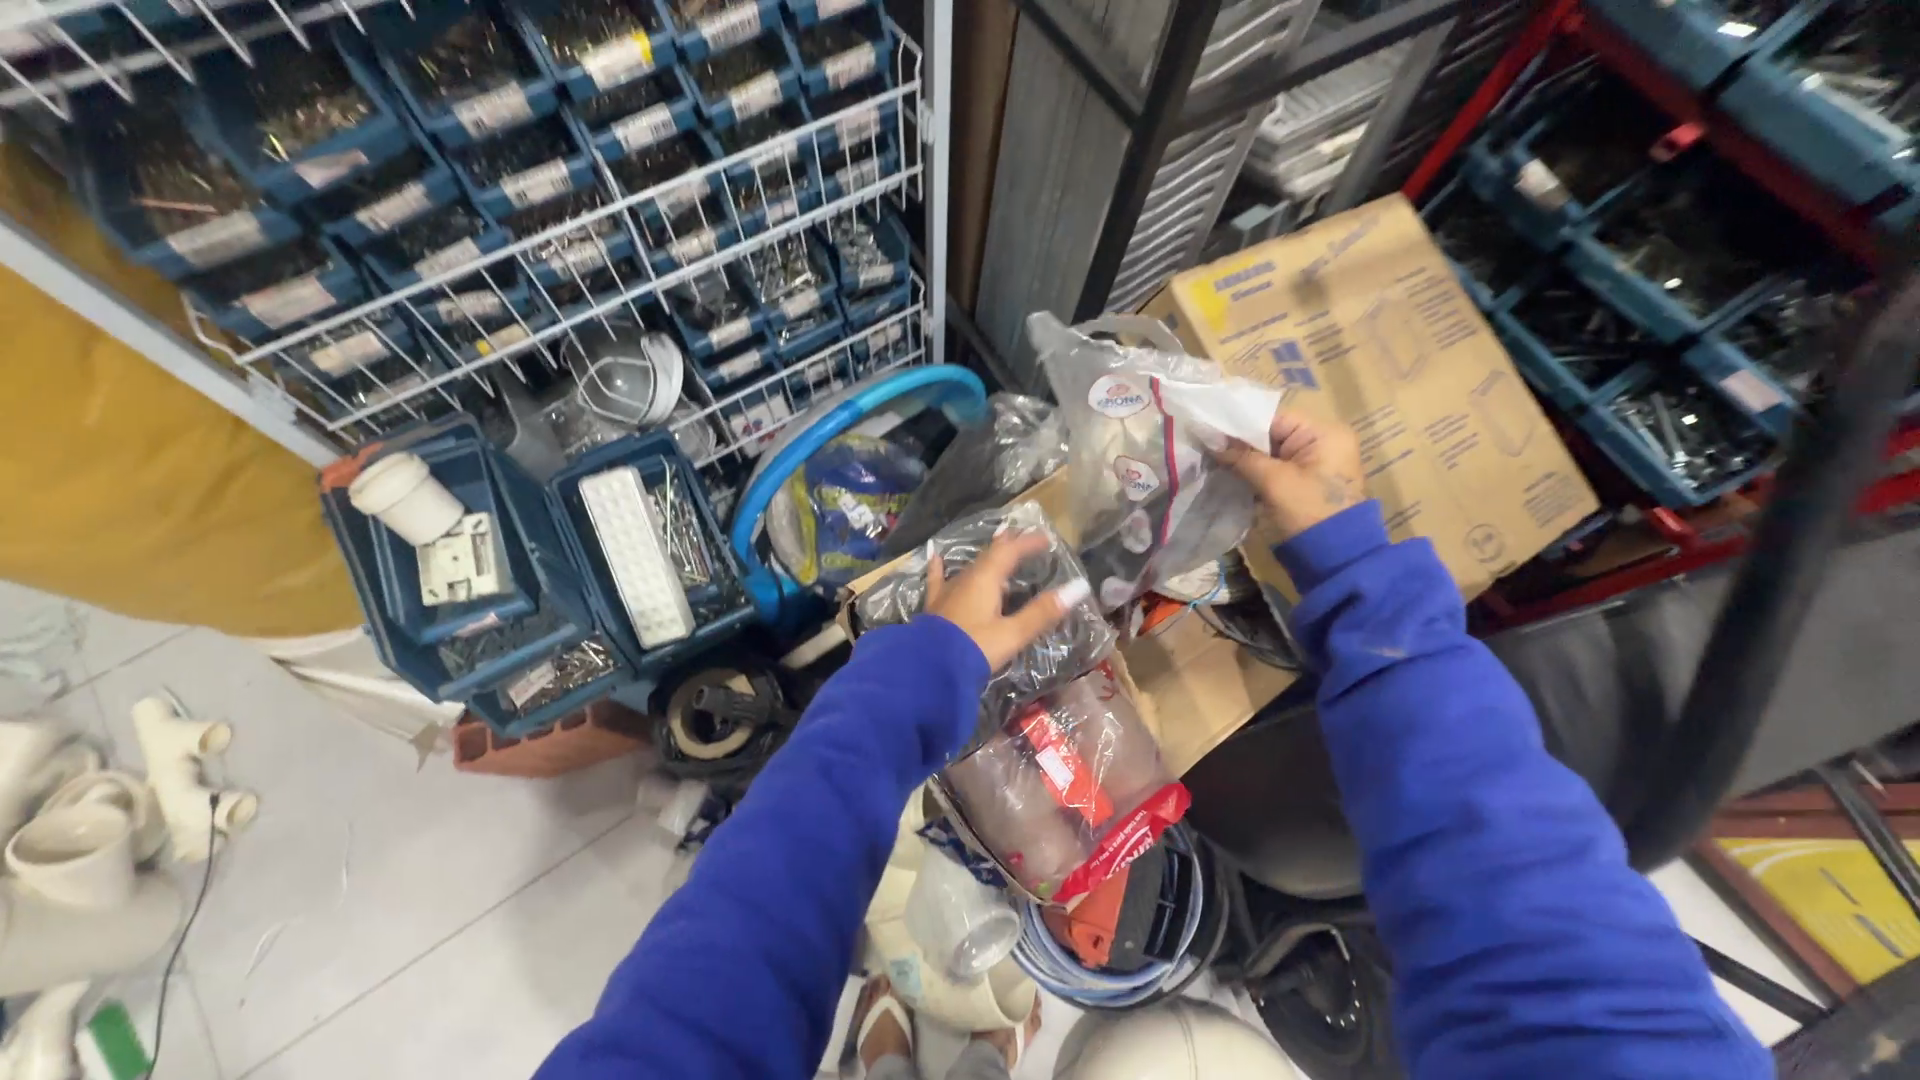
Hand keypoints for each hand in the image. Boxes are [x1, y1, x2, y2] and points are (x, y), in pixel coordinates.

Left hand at [925, 533, 1087, 670]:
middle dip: (1008, 546)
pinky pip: (939, 579)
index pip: (1010, 552)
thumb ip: (1043, 611)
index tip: (1045, 538)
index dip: (1028, 542)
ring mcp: (947, 591)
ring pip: (970, 567)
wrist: (927, 667)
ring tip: (995, 547)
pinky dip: (940, 567)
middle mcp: (966, 579)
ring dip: (986, 557)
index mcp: (986, 580)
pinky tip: (935, 556)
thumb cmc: (974, 649)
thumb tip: (1079, 587)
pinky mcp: (935, 606)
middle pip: (990, 555)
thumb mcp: (1013, 633)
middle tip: (1021, 537)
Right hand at [1216, 407, 1364, 540]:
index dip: (1240, 426)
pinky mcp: (1304, 484)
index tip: (1209, 433)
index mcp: (1324, 434)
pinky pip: (1275, 470)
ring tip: (1214, 462)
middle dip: (1240, 445)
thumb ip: (1242, 457)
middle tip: (1207, 449)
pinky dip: (1254, 473)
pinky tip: (1230, 476)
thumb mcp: (1274, 481)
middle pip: (1271, 435)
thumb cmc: (1308, 511)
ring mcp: (1314, 465)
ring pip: (1270, 454)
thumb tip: (1210, 440)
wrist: (1334, 557)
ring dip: (1245, 460)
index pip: (1273, 419)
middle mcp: (1322, 443)